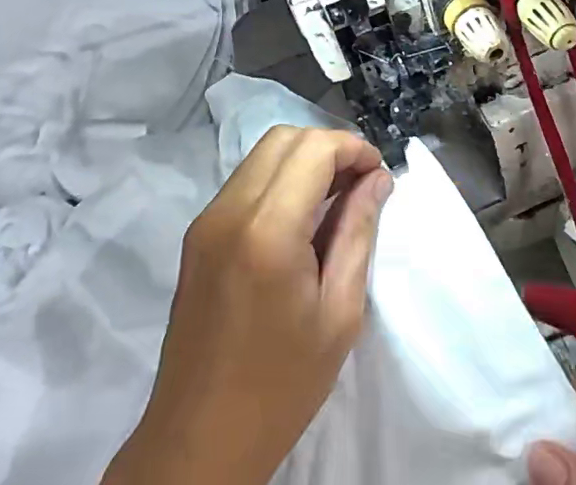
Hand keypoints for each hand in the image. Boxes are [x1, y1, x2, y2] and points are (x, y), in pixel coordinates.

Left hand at [102, 126, 393, 484]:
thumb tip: (377, 179)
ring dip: (303, 161)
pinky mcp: (197, 234)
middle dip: (329, 147)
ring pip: (261, 155)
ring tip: (336, 199)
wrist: (199, 435)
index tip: (379, 173)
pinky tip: (301, 217)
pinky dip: (279, 180)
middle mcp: (228, 210)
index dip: (353, 148)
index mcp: (267, 230)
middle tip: (361, 183)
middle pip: (283, 139)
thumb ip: (358, 231)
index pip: (312, 149)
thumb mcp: (339, 311)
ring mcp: (206, 219)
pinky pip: (244, 182)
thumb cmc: (282, 383)